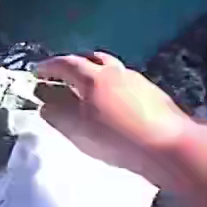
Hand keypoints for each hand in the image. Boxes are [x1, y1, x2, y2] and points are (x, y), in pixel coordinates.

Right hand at [36, 52, 197, 186]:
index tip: (37, 72)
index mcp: (93, 78)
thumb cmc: (118, 140)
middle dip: (73, 65)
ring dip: (94, 73)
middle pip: (90, 59)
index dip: (49, 67)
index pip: (66, 64)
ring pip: (110, 68)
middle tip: (61, 77)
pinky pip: (123, 81)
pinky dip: (110, 85)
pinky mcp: (151, 92)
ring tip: (87, 90)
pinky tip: (111, 103)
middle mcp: (115, 72)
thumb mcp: (80, 131)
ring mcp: (136, 79)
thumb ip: (59, 116)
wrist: (168, 146)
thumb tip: (46, 105)